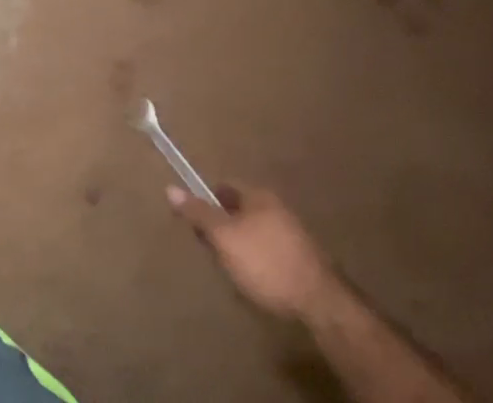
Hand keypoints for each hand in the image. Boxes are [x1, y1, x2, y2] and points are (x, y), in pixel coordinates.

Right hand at [169, 184, 337, 319]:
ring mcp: (294, 234)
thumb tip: (170, 188)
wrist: (322, 306)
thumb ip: (197, 212)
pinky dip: (255, 260)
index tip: (193, 222)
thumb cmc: (265, 262)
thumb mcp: (222, 236)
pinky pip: (266, 250)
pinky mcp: (302, 259)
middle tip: (210, 248)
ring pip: (250, 232)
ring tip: (231, 267)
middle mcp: (278, 209)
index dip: (202, 201)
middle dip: (219, 227)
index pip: (221, 187)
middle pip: (235, 210)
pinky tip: (253, 278)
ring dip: (236, 246)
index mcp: (259, 197)